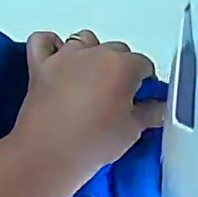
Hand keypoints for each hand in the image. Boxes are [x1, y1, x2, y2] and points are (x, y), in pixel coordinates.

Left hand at [9, 30, 163, 182]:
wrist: (47, 155)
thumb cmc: (92, 144)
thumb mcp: (131, 131)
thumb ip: (149, 113)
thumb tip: (158, 107)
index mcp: (122, 66)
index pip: (144, 64)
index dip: (145, 82)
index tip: (141, 99)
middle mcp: (94, 53)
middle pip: (116, 50)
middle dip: (121, 69)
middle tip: (117, 96)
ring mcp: (64, 57)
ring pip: (84, 40)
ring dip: (91, 54)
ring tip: (91, 80)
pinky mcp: (39, 66)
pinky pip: (43, 41)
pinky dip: (51, 45)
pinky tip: (57, 59)